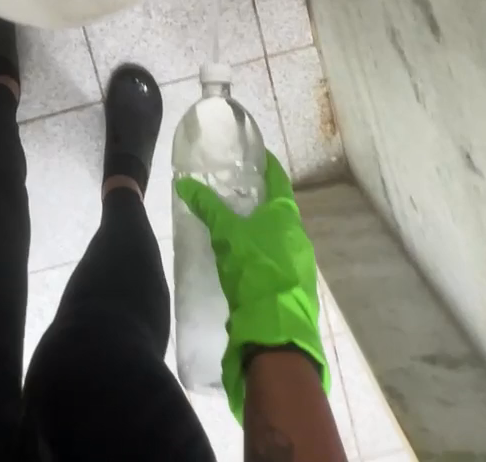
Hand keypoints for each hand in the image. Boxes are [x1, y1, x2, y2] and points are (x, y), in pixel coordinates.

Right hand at [176, 150, 327, 419]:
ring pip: (280, 236)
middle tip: (236, 191)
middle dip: (260, 200)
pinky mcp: (297, 286)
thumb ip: (207, 207)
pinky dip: (264, 252)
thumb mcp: (225, 234)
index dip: (268, 165)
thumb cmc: (253, 269)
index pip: (278, 179)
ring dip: (262, 229)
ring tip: (236, 225)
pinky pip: (279, 259)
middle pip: (280, 209)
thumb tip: (183, 182)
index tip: (256, 155)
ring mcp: (302, 262)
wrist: (275, 329)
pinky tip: (245, 260)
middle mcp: (299, 235)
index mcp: (286, 215)